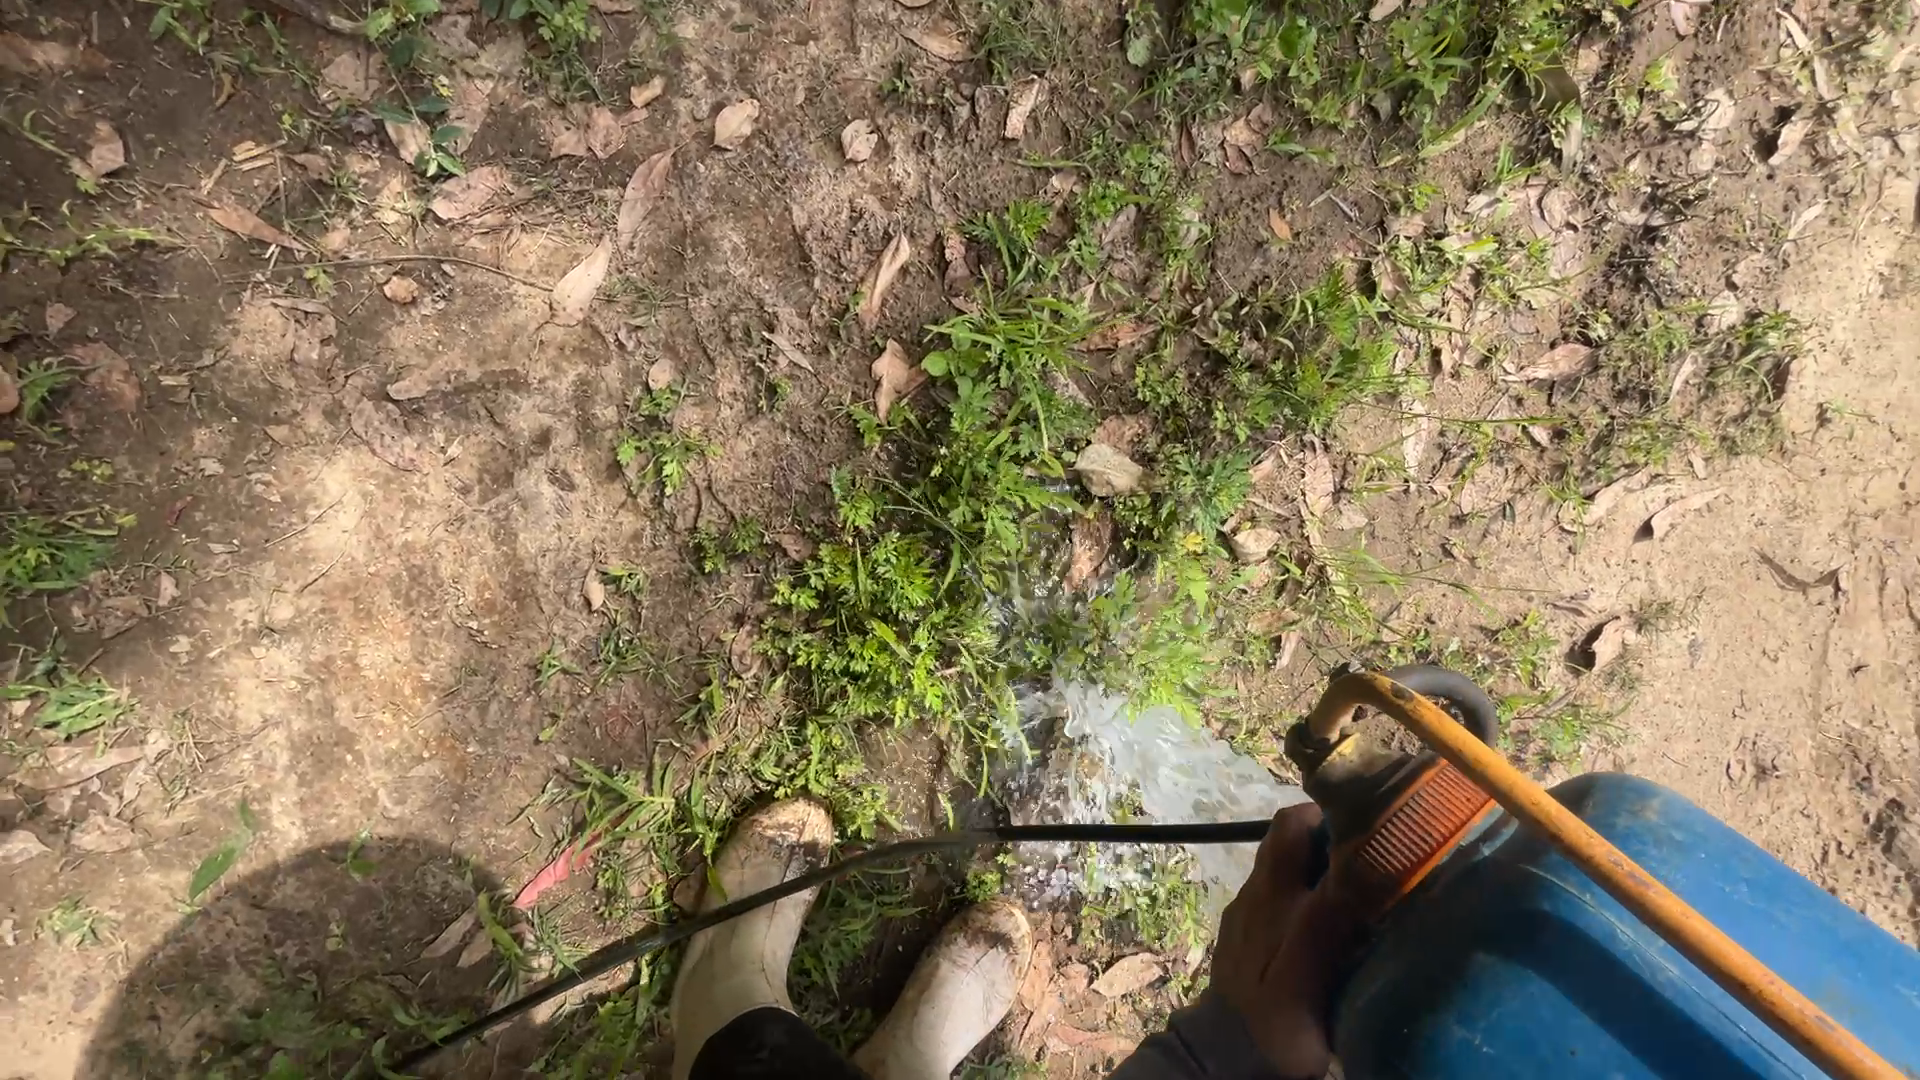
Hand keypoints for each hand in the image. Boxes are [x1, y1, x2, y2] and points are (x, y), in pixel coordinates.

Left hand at [1208, 802, 1359, 1077]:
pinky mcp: (1247, 937)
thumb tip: (1360, 858)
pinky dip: (1306, 899)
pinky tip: (1331, 924)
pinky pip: (1280, 901)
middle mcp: (1256, 891)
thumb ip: (1331, 911)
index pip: (1291, 824)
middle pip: (1288, 843)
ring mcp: (1249, 913)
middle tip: (1373, 860)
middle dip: (1327, 841)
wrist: (1229, 1056)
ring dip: (1318, 871)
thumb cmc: (1277, 1015)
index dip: (1326, 815)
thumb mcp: (1311, 964)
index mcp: (1271, 890)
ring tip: (1362, 891)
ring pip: (1284, 871)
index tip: (1368, 825)